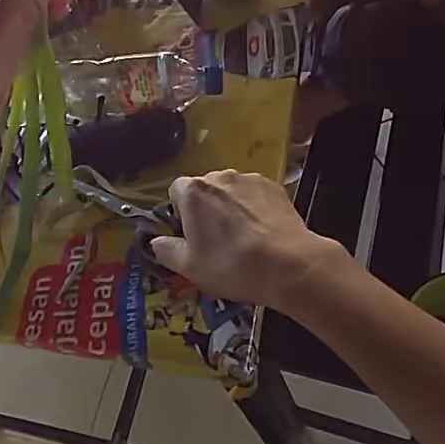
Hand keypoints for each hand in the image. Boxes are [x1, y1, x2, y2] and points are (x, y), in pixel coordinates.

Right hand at [148, 170, 347, 308]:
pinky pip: (256, 195)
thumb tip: (155, 243)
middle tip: (216, 241)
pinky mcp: (276, 188)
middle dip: (206, 209)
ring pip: (232, 191)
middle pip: (204, 189)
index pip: (175, 191)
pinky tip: (263, 233)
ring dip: (231, 207)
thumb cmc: (231, 265)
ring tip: (243, 238)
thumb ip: (166, 250)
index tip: (189, 235)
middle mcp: (220, 177)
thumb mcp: (189, 267)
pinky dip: (255, 208)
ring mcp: (251, 179)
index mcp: (193, 191)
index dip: (179, 212)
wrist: (289, 265)